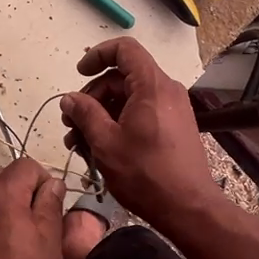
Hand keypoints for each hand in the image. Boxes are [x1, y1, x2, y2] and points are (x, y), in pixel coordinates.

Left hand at [0, 157, 65, 258]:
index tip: (50, 208)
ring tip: (8, 243)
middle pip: (2, 177)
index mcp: (1, 197)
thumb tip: (52, 184)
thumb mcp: (48, 253)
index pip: (26, 164)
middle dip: (20, 192)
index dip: (43, 180)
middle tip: (32, 226)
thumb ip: (51, 209)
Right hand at [60, 37, 221, 231]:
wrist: (190, 209)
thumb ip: (85, 114)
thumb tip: (69, 98)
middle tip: (71, 125)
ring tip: (80, 144)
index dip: (98, 55)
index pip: (124, 49)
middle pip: (122, 77)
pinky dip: (119, 124)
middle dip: (93, 97)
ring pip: (129, 98)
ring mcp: (172, 108)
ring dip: (102, 115)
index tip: (79, 74)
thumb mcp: (107, 143)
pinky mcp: (174, 126)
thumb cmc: (146, 174)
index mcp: (152, 85)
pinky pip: (141, 112)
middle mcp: (166, 89)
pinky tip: (101, 149)